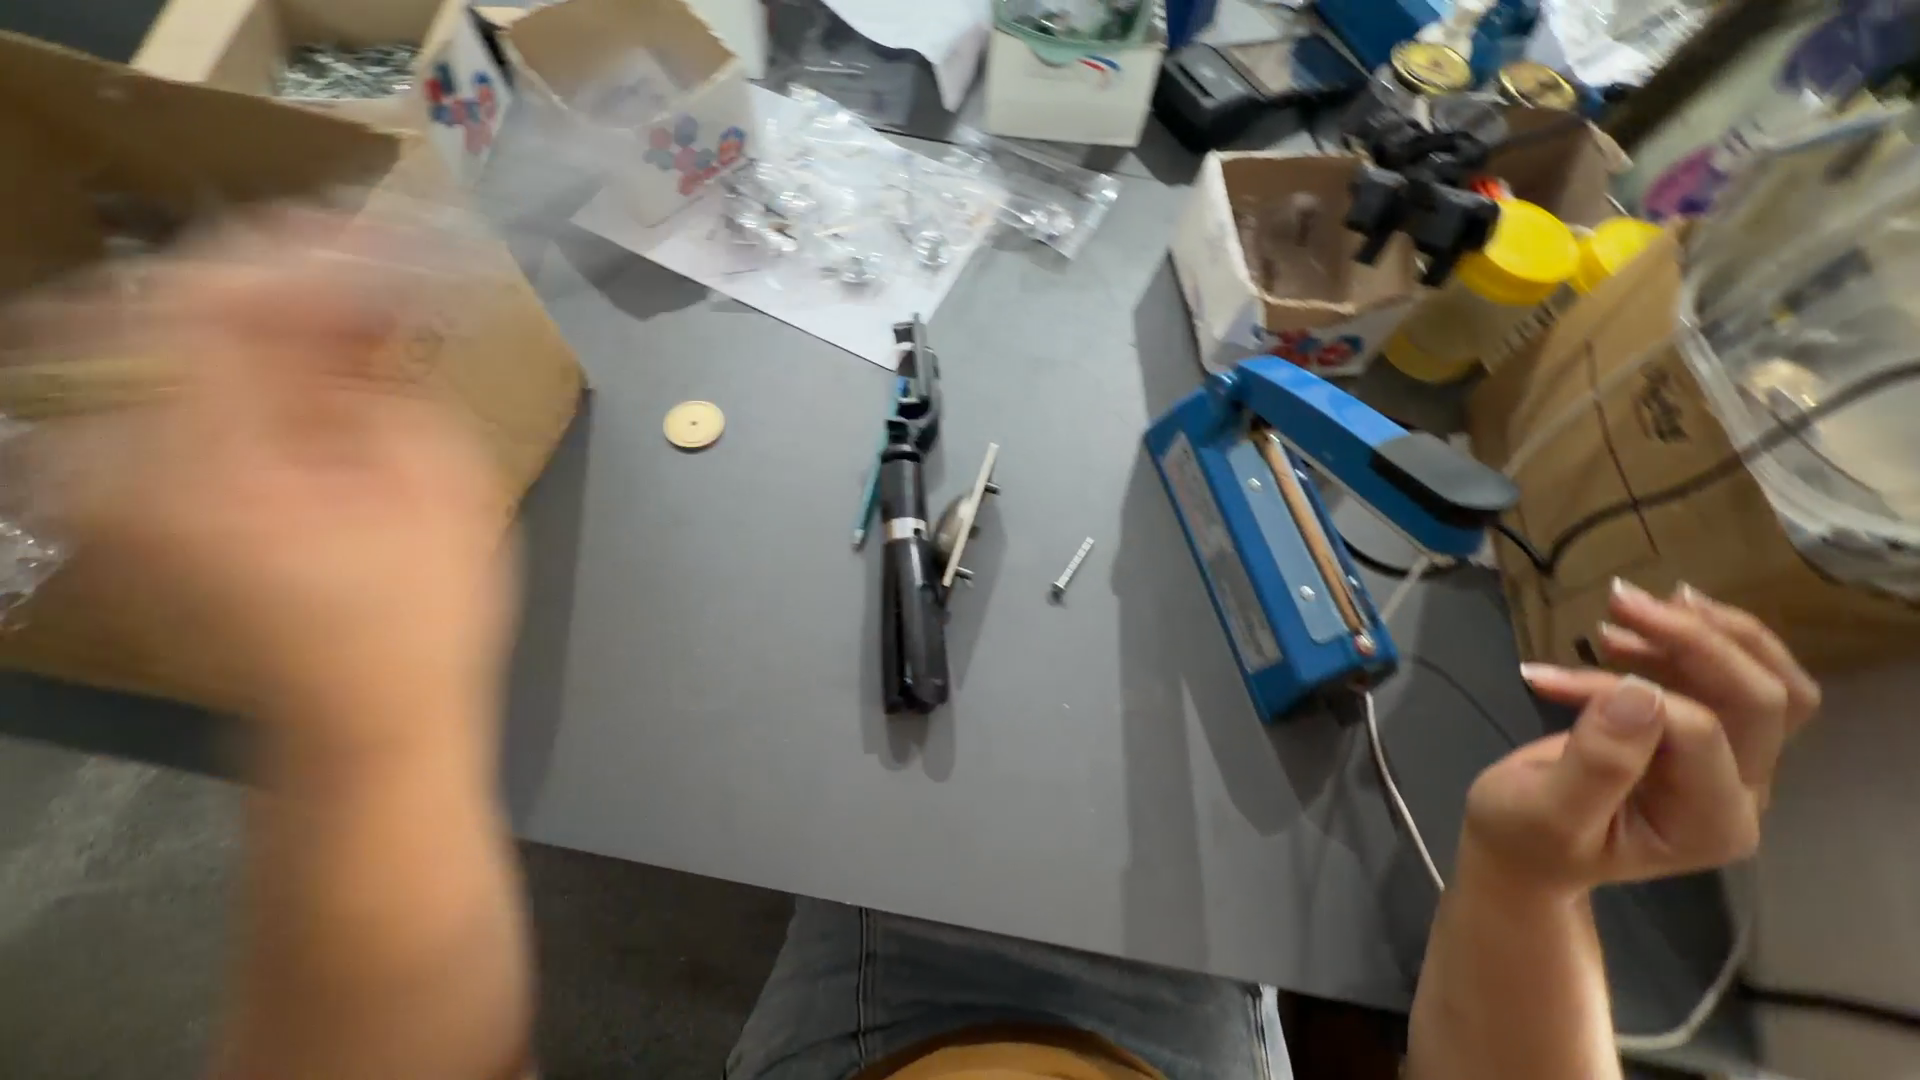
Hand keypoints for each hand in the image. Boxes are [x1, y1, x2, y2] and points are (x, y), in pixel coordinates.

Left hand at [41, 216, 515, 745]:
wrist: (369, 730)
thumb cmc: (422, 624)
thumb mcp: (438, 489)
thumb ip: (391, 381)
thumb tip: (373, 307)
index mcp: (200, 464)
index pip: (211, 300)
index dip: (308, 255)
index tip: (393, 241)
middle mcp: (124, 465)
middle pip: (170, 311)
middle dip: (282, 281)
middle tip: (376, 282)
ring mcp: (118, 488)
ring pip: (168, 349)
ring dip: (270, 323)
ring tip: (363, 325)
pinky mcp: (141, 505)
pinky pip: (176, 399)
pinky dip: (250, 371)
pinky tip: (325, 375)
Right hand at [1460, 580, 1818, 897]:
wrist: (1520, 852)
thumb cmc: (1524, 835)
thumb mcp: (1546, 810)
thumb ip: (1597, 762)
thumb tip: (1636, 690)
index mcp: (1710, 822)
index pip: (1698, 729)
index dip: (1619, 689)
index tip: (1543, 677)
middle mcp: (1741, 794)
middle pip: (1764, 699)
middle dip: (1697, 639)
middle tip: (1620, 599)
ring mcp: (1728, 767)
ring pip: (1763, 683)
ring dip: (1703, 633)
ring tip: (1628, 602)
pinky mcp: (1702, 743)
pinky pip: (1725, 683)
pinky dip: (1686, 645)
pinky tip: (1629, 630)